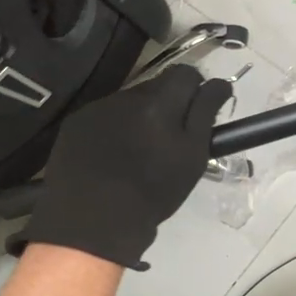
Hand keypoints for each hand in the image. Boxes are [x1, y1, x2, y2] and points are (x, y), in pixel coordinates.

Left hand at [9, 67, 230, 269]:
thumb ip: (205, 113)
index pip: (186, 73)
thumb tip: (219, 84)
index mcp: (159, 102)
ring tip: (140, 150)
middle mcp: (126, 96)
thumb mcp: (193, 156)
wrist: (90, 223)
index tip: (200, 112)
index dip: (197, 89)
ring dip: (142, 115)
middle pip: (157, 85)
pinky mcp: (75, 124)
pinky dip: (116, 127)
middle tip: (172, 137)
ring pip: (131, 101)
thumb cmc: (152, 192)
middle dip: (170, 103)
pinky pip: (106, 115)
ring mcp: (97, 109)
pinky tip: (113, 155)